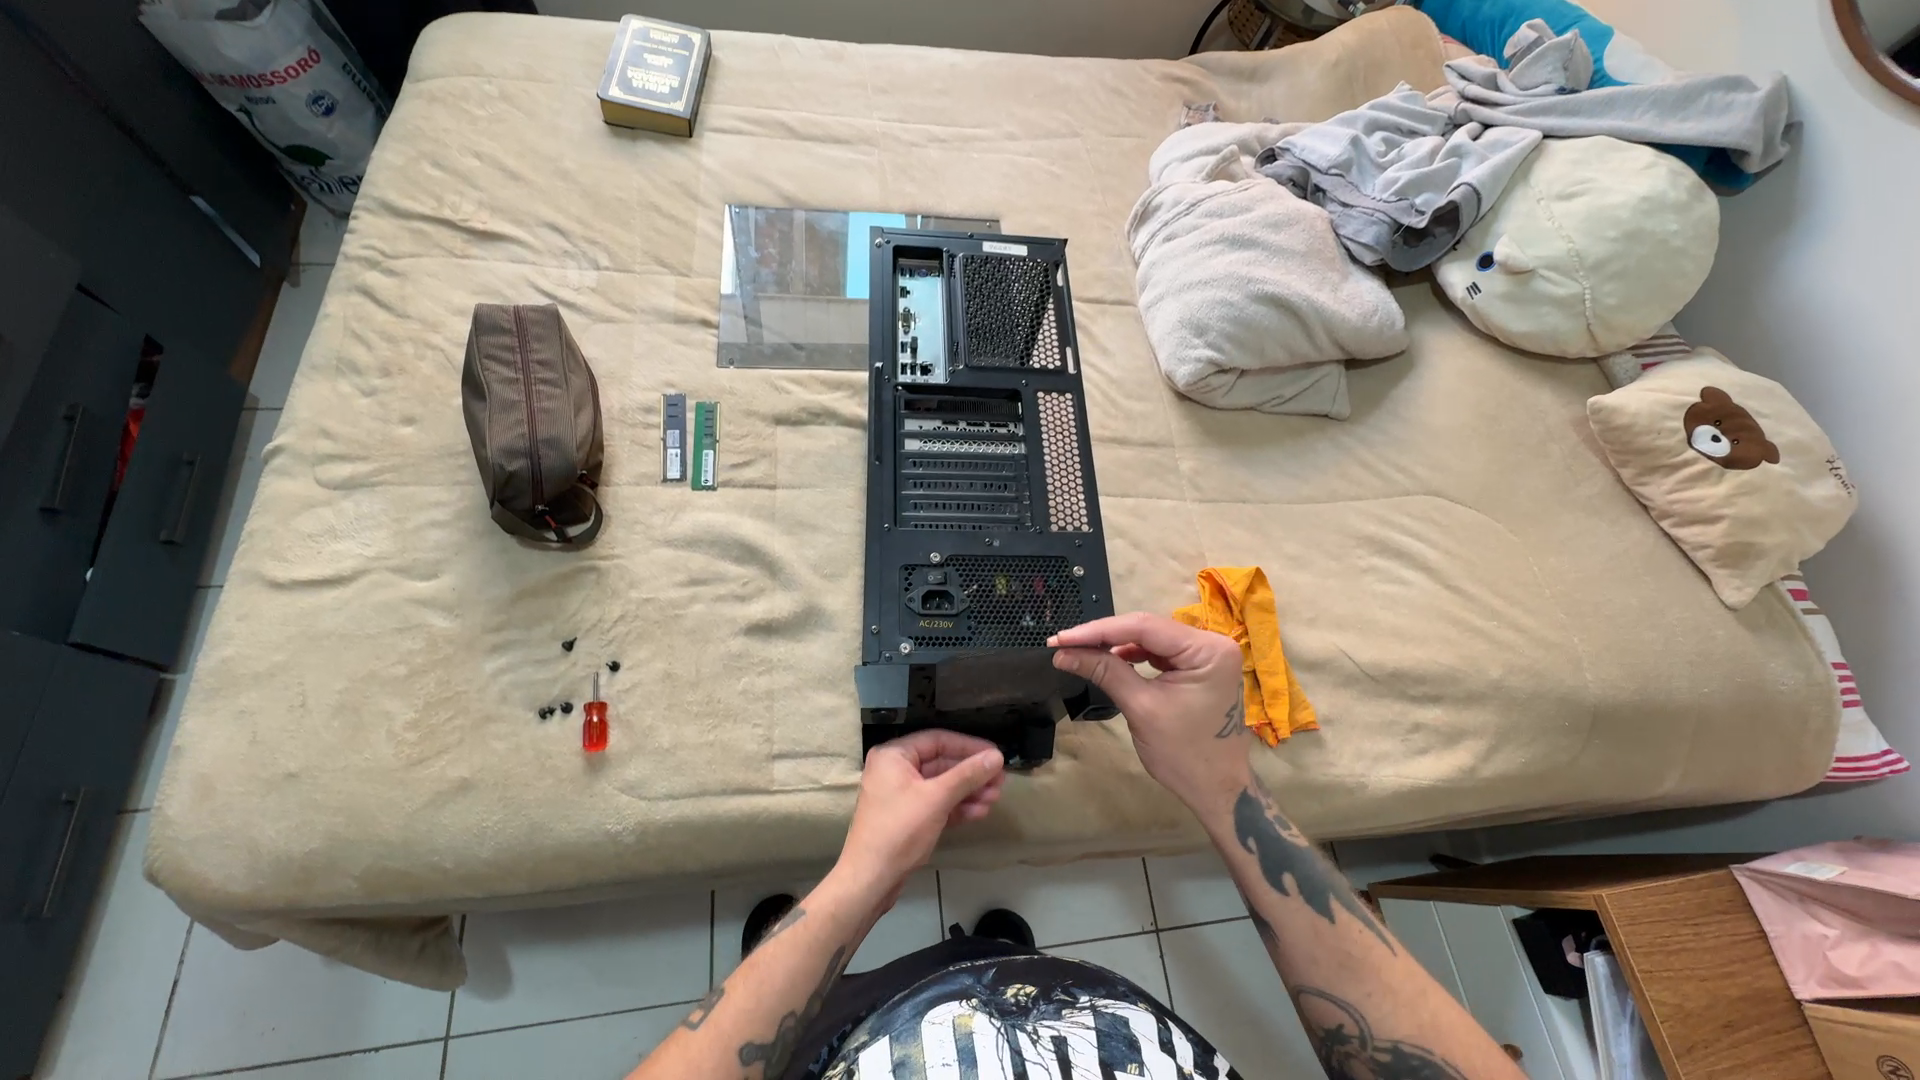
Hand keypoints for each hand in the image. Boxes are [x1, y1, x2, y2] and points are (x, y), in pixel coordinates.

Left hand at [835, 730, 1005, 900]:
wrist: (871, 879)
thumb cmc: (900, 830)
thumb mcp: (937, 798)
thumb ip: (967, 775)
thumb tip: (997, 756)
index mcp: (893, 756)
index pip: (937, 740)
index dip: (969, 746)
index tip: (996, 755)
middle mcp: (895, 770)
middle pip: (941, 763)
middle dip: (971, 773)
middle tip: (1000, 780)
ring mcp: (901, 795)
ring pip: (941, 785)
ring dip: (968, 791)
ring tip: (995, 798)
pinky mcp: (907, 817)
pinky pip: (936, 804)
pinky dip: (956, 807)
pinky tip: (980, 812)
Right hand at [1051, 612, 1250, 811]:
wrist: (1216, 789)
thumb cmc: (1184, 754)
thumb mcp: (1140, 708)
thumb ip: (1103, 671)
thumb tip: (1063, 653)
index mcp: (1207, 649)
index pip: (1144, 627)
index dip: (1098, 630)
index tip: (1061, 638)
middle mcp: (1212, 643)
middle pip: (1148, 629)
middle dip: (1104, 636)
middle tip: (1064, 643)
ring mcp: (1206, 655)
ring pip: (1151, 639)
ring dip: (1115, 645)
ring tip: (1080, 651)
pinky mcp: (1198, 667)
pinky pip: (1159, 652)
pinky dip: (1133, 655)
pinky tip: (1109, 659)